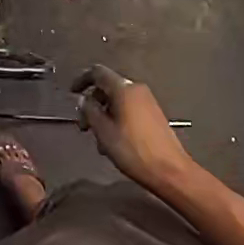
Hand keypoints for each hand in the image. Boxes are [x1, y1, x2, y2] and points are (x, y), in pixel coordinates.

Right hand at [72, 64, 193, 191]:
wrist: (171, 171)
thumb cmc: (133, 150)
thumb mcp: (104, 131)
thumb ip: (90, 111)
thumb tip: (84, 100)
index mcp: (124, 89)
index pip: (98, 72)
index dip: (82, 80)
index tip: (72, 92)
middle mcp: (136, 90)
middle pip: (107, 88)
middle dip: (92, 104)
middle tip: (83, 126)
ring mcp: (148, 102)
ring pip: (117, 101)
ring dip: (104, 115)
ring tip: (99, 140)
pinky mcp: (154, 115)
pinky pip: (129, 109)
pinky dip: (117, 119)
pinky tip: (114, 141)